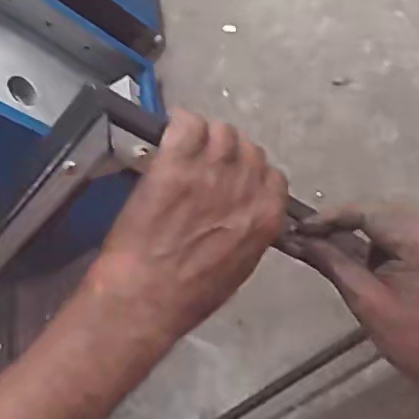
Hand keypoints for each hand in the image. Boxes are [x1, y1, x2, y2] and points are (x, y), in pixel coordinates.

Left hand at [83, 109, 288, 347]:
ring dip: (205, 138)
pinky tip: (168, 134)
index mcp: (266, 216)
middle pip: (247, 148)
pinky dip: (179, 123)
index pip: (273, 175)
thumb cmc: (189, 295)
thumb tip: (241, 213)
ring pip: (220, 131)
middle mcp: (245, 187)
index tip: (233, 177)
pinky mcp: (176, 163)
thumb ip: (248, 231)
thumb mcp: (238, 269)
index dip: (250, 173)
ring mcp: (211, 171)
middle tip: (205, 164)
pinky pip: (187, 122)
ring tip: (185, 150)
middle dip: (228, 154)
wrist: (145, 296)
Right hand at [279, 204, 418, 388]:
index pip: (370, 214)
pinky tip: (372, 266)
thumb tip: (303, 242)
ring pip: (395, 224)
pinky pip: (411, 237)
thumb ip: (333, 263)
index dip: (331, 218)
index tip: (304, 228)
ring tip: (344, 257)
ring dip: (366, 236)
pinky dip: (386, 245)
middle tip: (314, 238)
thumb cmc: (417, 344)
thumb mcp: (367, 302)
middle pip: (383, 215)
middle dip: (346, 226)